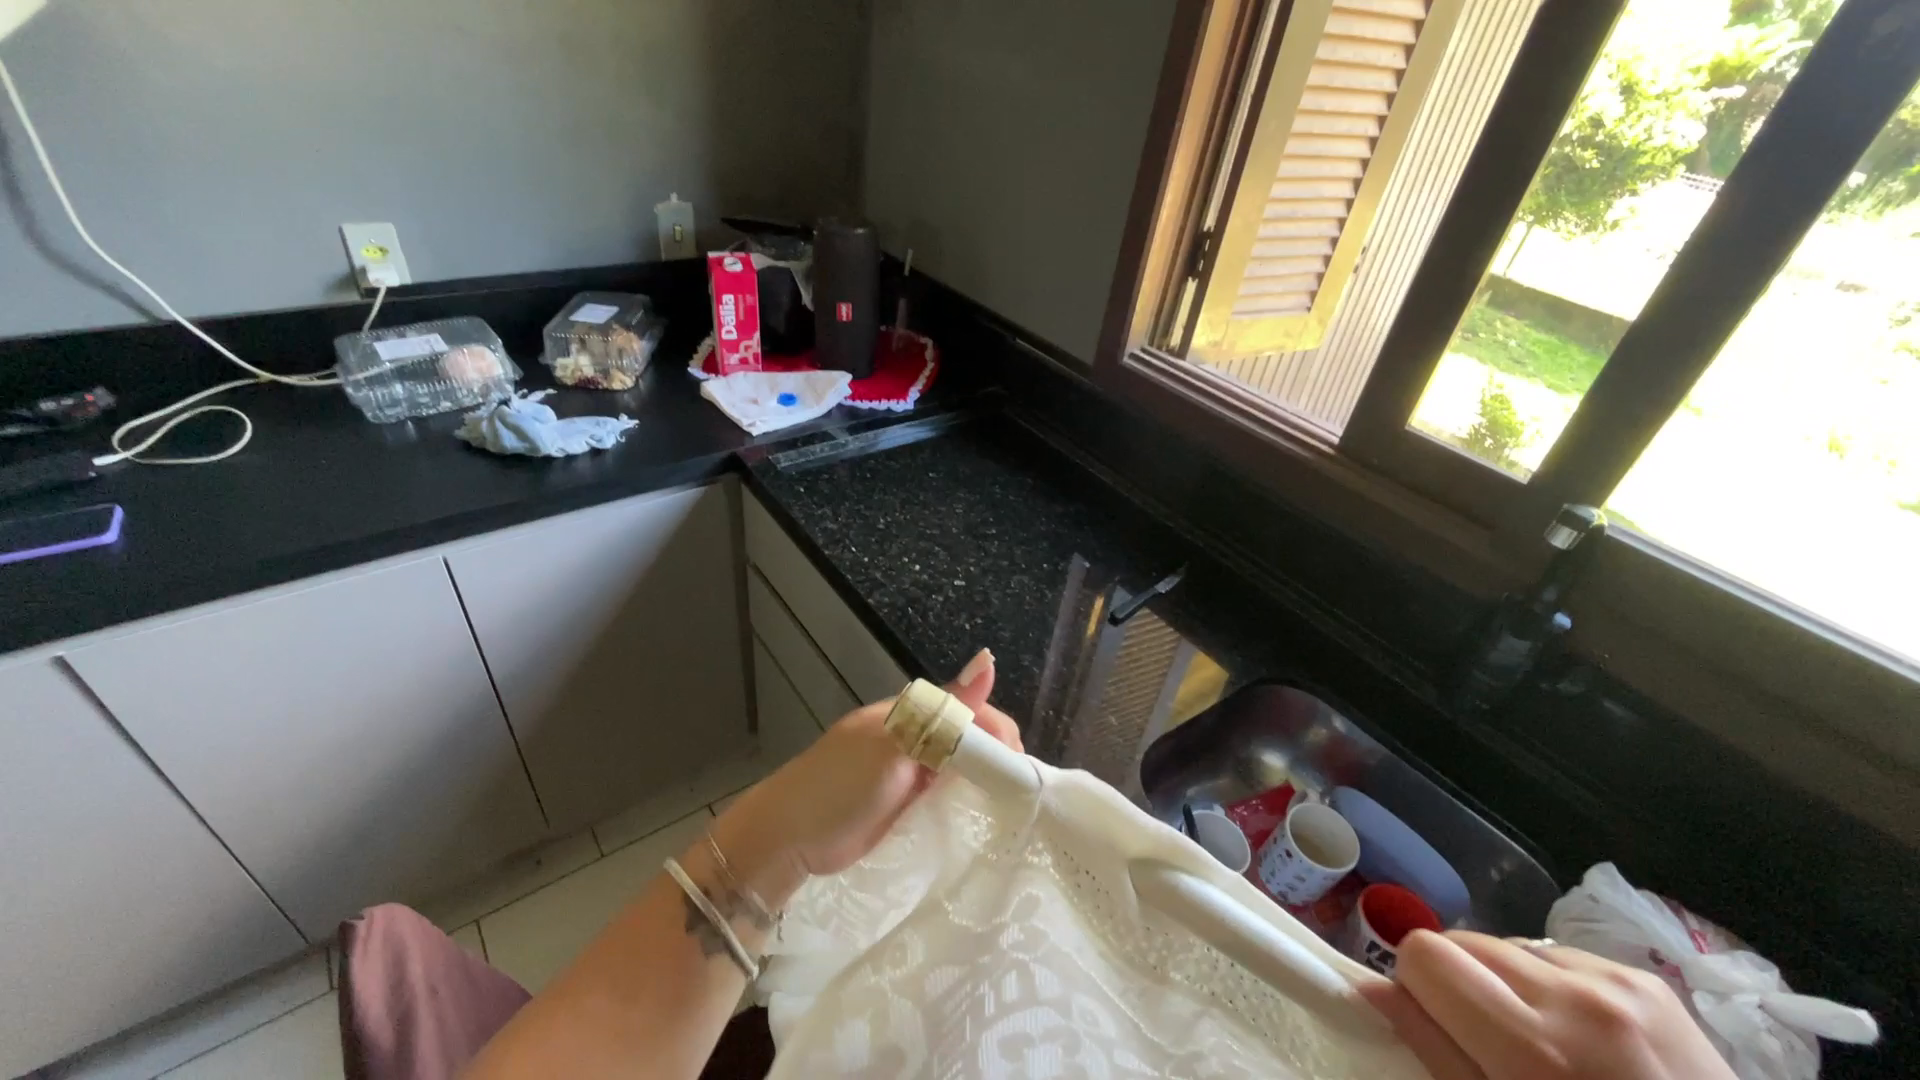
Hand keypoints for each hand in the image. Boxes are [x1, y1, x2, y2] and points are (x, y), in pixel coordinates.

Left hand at [708, 649, 1021, 905]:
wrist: (784, 840)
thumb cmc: (837, 787)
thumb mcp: (895, 747)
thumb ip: (944, 711)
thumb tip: (988, 658)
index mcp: (906, 713)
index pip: (967, 710)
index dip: (996, 733)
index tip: (1017, 771)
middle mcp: (908, 737)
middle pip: (964, 738)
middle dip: (992, 758)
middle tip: (1016, 796)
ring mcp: (902, 771)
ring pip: (955, 766)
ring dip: (979, 780)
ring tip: (1006, 809)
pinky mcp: (899, 803)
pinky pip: (940, 794)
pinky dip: (960, 801)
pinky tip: (977, 817)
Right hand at [1359, 930, 1734, 1079]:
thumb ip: (1434, 1051)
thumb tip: (1370, 987)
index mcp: (1535, 1048)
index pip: (1425, 954)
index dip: (1419, 991)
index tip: (1439, 1030)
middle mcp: (1576, 995)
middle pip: (1462, 942)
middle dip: (1461, 985)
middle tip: (1487, 1043)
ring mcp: (1620, 981)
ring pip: (1507, 946)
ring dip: (1507, 986)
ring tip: (1544, 1045)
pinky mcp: (1648, 980)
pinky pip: (1558, 958)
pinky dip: (1553, 990)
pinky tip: (1585, 1040)